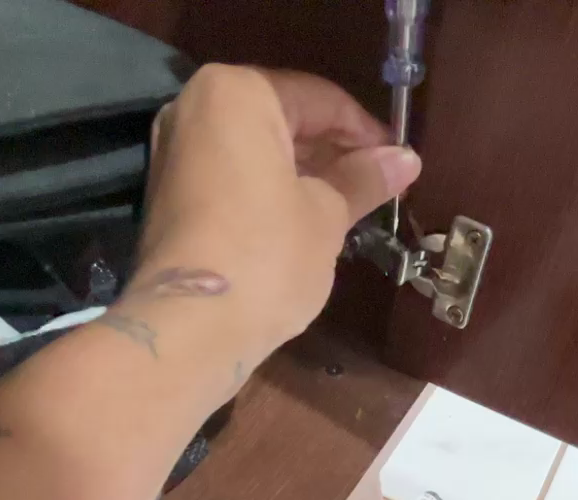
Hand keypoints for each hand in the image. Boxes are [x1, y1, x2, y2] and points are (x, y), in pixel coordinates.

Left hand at [107, 65, 421, 374]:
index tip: (399, 164)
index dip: (366, 133)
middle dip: (333, 156)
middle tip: (376, 190)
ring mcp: (176, 155)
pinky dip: (271, 195)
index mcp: (237, 94)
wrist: (193, 327)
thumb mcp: (326, 215)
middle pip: (284, 122)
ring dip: (305, 178)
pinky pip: (235, 181)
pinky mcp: (171, 198)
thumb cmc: (269, 257)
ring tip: (349, 211)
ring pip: (258, 154)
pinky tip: (306, 226)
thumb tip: (406, 159)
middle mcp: (196, 109)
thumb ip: (364, 180)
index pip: (319, 99)